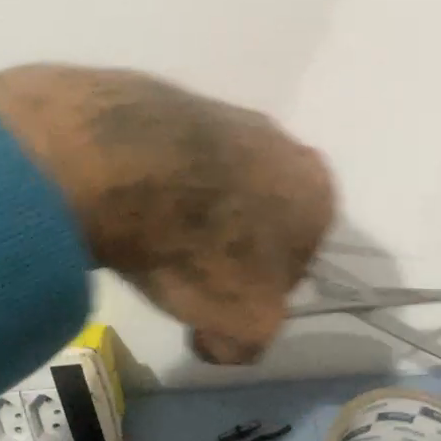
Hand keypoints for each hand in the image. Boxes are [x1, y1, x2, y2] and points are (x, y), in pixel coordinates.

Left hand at [0, 65, 333, 363]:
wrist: (122, 166)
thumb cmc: (205, 251)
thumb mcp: (246, 324)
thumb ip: (248, 341)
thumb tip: (219, 341)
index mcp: (317, 195)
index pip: (295, 263)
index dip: (258, 293)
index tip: (219, 309)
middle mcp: (282, 144)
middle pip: (255, 217)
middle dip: (225, 247)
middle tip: (182, 276)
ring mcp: (224, 113)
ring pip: (213, 184)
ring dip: (190, 212)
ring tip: (146, 243)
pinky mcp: (167, 100)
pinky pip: (167, 159)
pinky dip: (152, 183)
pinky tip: (123, 207)